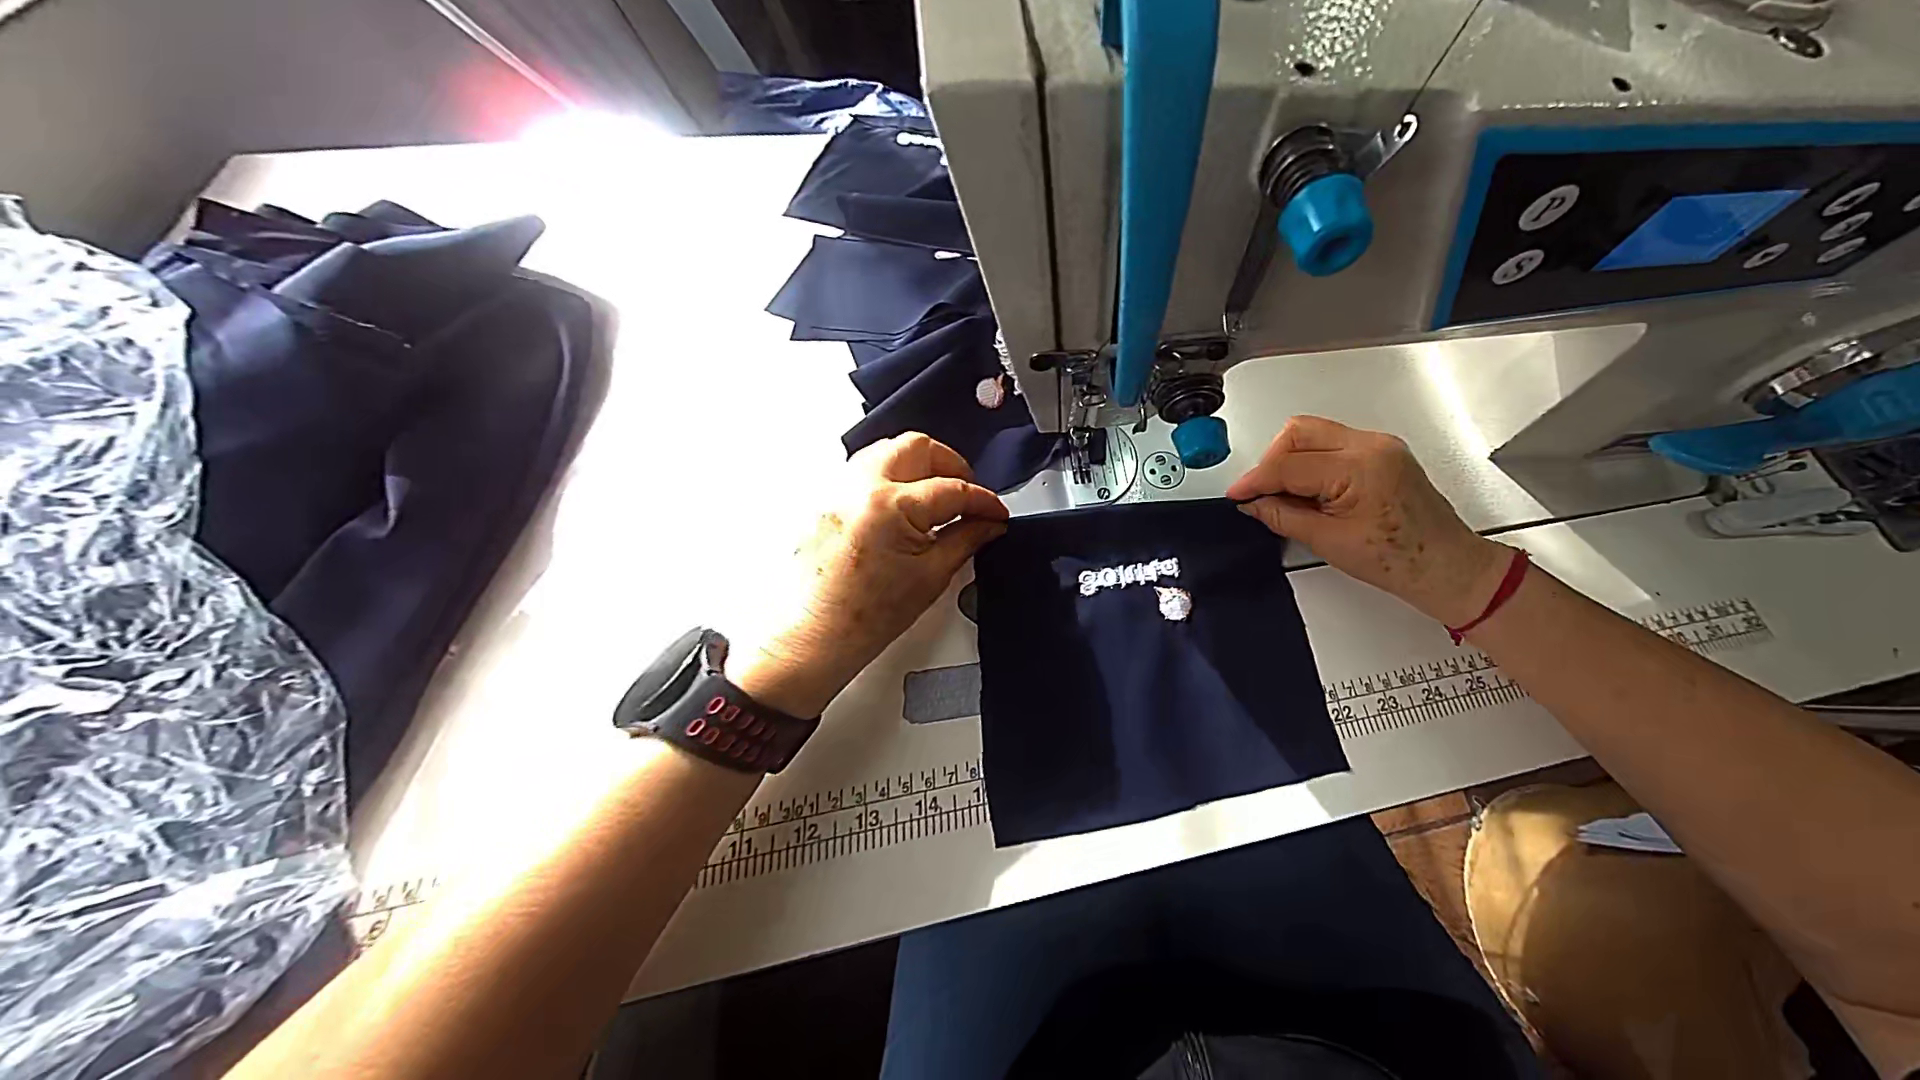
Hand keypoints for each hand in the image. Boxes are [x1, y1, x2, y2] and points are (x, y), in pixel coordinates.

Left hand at [733, 434, 1008, 717]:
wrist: (816, 636)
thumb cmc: (861, 618)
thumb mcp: (931, 577)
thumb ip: (966, 539)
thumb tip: (986, 523)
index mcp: (890, 506)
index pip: (953, 488)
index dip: (983, 501)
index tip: (994, 512)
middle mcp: (859, 488)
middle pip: (919, 448)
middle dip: (952, 465)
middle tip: (968, 495)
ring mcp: (837, 491)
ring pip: (887, 450)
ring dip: (919, 466)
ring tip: (937, 496)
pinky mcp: (825, 501)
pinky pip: (863, 469)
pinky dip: (890, 477)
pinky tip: (904, 503)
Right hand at [1225, 416, 1510, 626]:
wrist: (1444, 565)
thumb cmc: (1400, 558)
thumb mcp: (1325, 540)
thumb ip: (1281, 515)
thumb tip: (1254, 503)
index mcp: (1360, 467)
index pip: (1288, 464)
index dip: (1255, 480)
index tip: (1237, 493)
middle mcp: (1371, 446)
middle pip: (1298, 432)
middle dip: (1271, 461)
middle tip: (1259, 492)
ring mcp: (1378, 446)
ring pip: (1313, 434)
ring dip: (1289, 460)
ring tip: (1283, 495)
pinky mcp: (1380, 452)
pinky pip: (1331, 443)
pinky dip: (1309, 462)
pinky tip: (1305, 490)